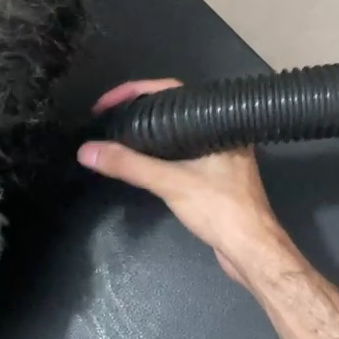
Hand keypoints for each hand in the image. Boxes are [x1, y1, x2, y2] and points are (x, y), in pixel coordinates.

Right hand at [78, 80, 300, 286]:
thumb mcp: (171, 183)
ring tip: (120, 136)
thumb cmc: (220, 210)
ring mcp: (221, 155)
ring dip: (150, 135)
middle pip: (174, 110)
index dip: (135, 91)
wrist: (252, 249)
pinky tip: (144, 161)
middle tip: (109, 118)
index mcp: (217, 122)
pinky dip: (162, 154)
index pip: (171, 90)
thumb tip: (87, 150)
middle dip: (139, 111)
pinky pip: (183, 155)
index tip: (106, 103)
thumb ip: (129, 165)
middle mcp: (221, 133)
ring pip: (179, 134)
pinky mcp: (217, 176)